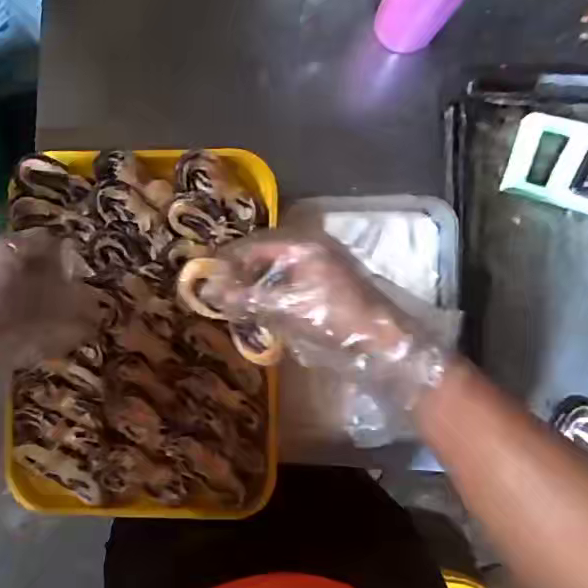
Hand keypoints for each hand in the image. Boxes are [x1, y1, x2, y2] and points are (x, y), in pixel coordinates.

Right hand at [209, 231, 448, 410]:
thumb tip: (208, 290)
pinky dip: (270, 293)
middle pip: (261, 254)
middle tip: (217, 297)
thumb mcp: (286, 309)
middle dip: (237, 274)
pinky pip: (287, 281)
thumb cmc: (335, 321)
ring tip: (235, 307)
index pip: (250, 244)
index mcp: (301, 245)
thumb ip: (246, 298)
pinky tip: (261, 312)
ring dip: (253, 286)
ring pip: (273, 269)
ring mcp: (320, 265)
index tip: (203, 282)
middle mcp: (310, 247)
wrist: (384, 343)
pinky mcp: (326, 285)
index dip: (225, 262)